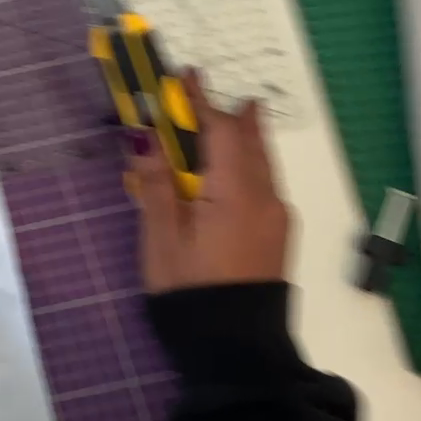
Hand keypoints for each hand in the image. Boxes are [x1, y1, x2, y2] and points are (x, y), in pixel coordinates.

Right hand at [127, 70, 291, 292]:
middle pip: (246, 142)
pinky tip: (225, 164)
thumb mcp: (161, 235)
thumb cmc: (190, 287)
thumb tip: (144, 139)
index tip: (185, 74)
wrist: (234, 346)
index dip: (198, 102)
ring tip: (220, 116)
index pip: (219, 133)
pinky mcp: (275, 232)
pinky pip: (259, 182)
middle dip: (224, 113)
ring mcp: (275, 217)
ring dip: (235, 136)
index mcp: (236, 195)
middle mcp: (266, 198)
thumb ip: (155, 184)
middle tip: (200, 90)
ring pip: (257, 162)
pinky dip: (241, 160)